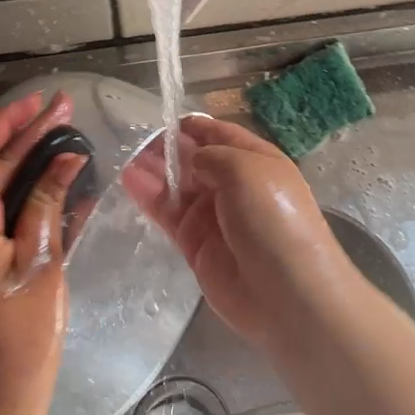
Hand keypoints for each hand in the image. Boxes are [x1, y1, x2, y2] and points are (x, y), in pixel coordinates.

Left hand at [0, 91, 87, 414]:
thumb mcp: (41, 262)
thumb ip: (47, 201)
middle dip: (23, 135)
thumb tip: (66, 156)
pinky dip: (16, 194)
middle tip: (63, 109)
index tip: (40, 99)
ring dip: (21, 161)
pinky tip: (47, 179)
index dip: (7, 121)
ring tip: (60, 132)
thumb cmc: (18, 335)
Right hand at [122, 115, 359, 351]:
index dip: (194, 127)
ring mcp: (214, 216)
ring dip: (154, 170)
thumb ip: (212, 156)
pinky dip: (149, 197)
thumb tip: (192, 159)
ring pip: (178, 186)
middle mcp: (234, 185)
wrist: (287, 294)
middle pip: (195, 160)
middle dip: (169, 149)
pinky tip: (129, 180)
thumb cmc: (273, 218)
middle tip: (137, 141)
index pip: (220, 135)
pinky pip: (168, 214)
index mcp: (255, 161)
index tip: (164, 120)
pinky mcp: (195, 245)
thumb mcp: (245, 170)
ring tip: (127, 158)